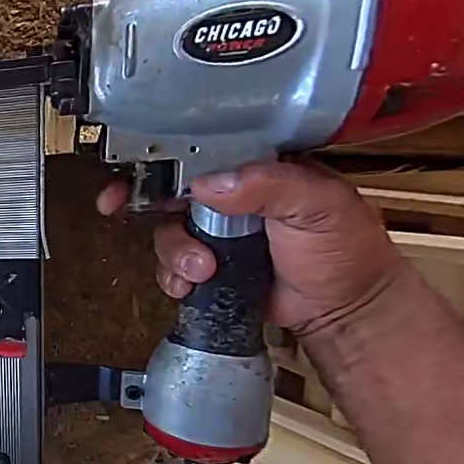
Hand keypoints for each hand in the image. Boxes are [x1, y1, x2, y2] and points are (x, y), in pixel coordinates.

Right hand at [96, 160, 407, 336]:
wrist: (343, 311)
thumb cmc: (345, 253)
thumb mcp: (318, 205)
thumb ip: (269, 185)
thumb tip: (210, 183)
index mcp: (256, 170)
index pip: (201, 152)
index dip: (162, 158)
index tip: (135, 168)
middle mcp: (229, 199)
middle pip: (168, 191)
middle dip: (141, 202)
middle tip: (117, 205)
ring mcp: (214, 234)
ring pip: (166, 233)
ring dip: (173, 252)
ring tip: (201, 269)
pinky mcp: (207, 266)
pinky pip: (170, 266)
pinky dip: (172, 276)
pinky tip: (189, 284)